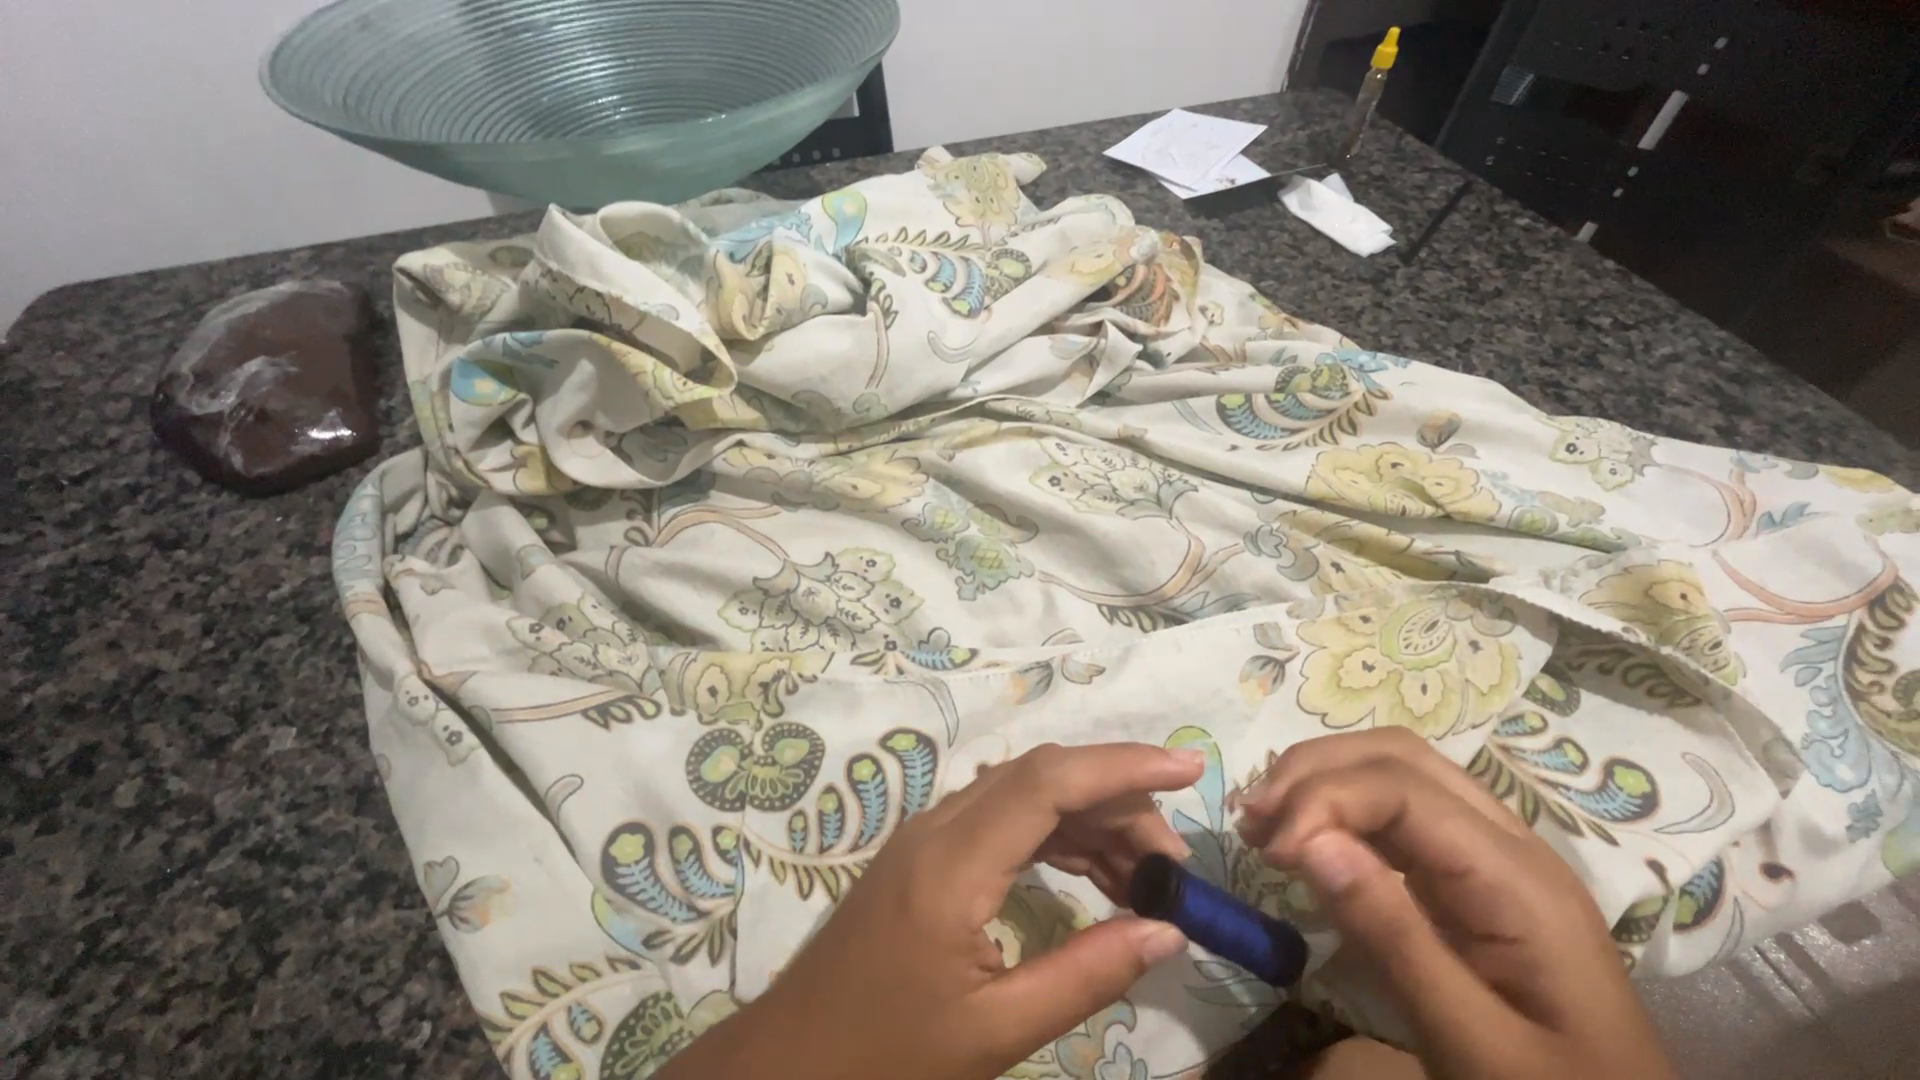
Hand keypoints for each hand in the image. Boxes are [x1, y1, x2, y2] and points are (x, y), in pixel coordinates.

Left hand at [656, 742, 1204, 1079]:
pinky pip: (1005, 820)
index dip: (1123, 765)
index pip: (1049, 781)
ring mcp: (930, 835)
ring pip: (1026, 793)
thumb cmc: (887, 1052)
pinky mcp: (928, 853)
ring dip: (1092, 819)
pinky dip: (1059, 836)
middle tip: (1174, 866)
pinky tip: (1096, 875)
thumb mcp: (995, 1030)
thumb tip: (1170, 930)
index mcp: (952, 863)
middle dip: (1119, 801)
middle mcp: (939, 827)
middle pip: (1043, 777)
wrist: (792, 1058)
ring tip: (1148, 876)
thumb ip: (1087, 975)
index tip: (1190, 769)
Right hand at [1236, 728, 1676, 1079]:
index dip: (1324, 800)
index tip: (1269, 851)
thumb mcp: (1474, 1043)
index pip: (1403, 787)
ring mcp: (1491, 856)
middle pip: (1399, 755)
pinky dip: (1340, 810)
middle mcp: (1508, 844)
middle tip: (1253, 819)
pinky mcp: (1470, 877)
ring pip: (1397, 770)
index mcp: (1517, 879)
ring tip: (1264, 822)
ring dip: (1323, 781)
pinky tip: (1304, 840)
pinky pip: (1399, 813)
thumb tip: (1310, 843)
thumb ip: (1395, 940)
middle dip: (1315, 771)